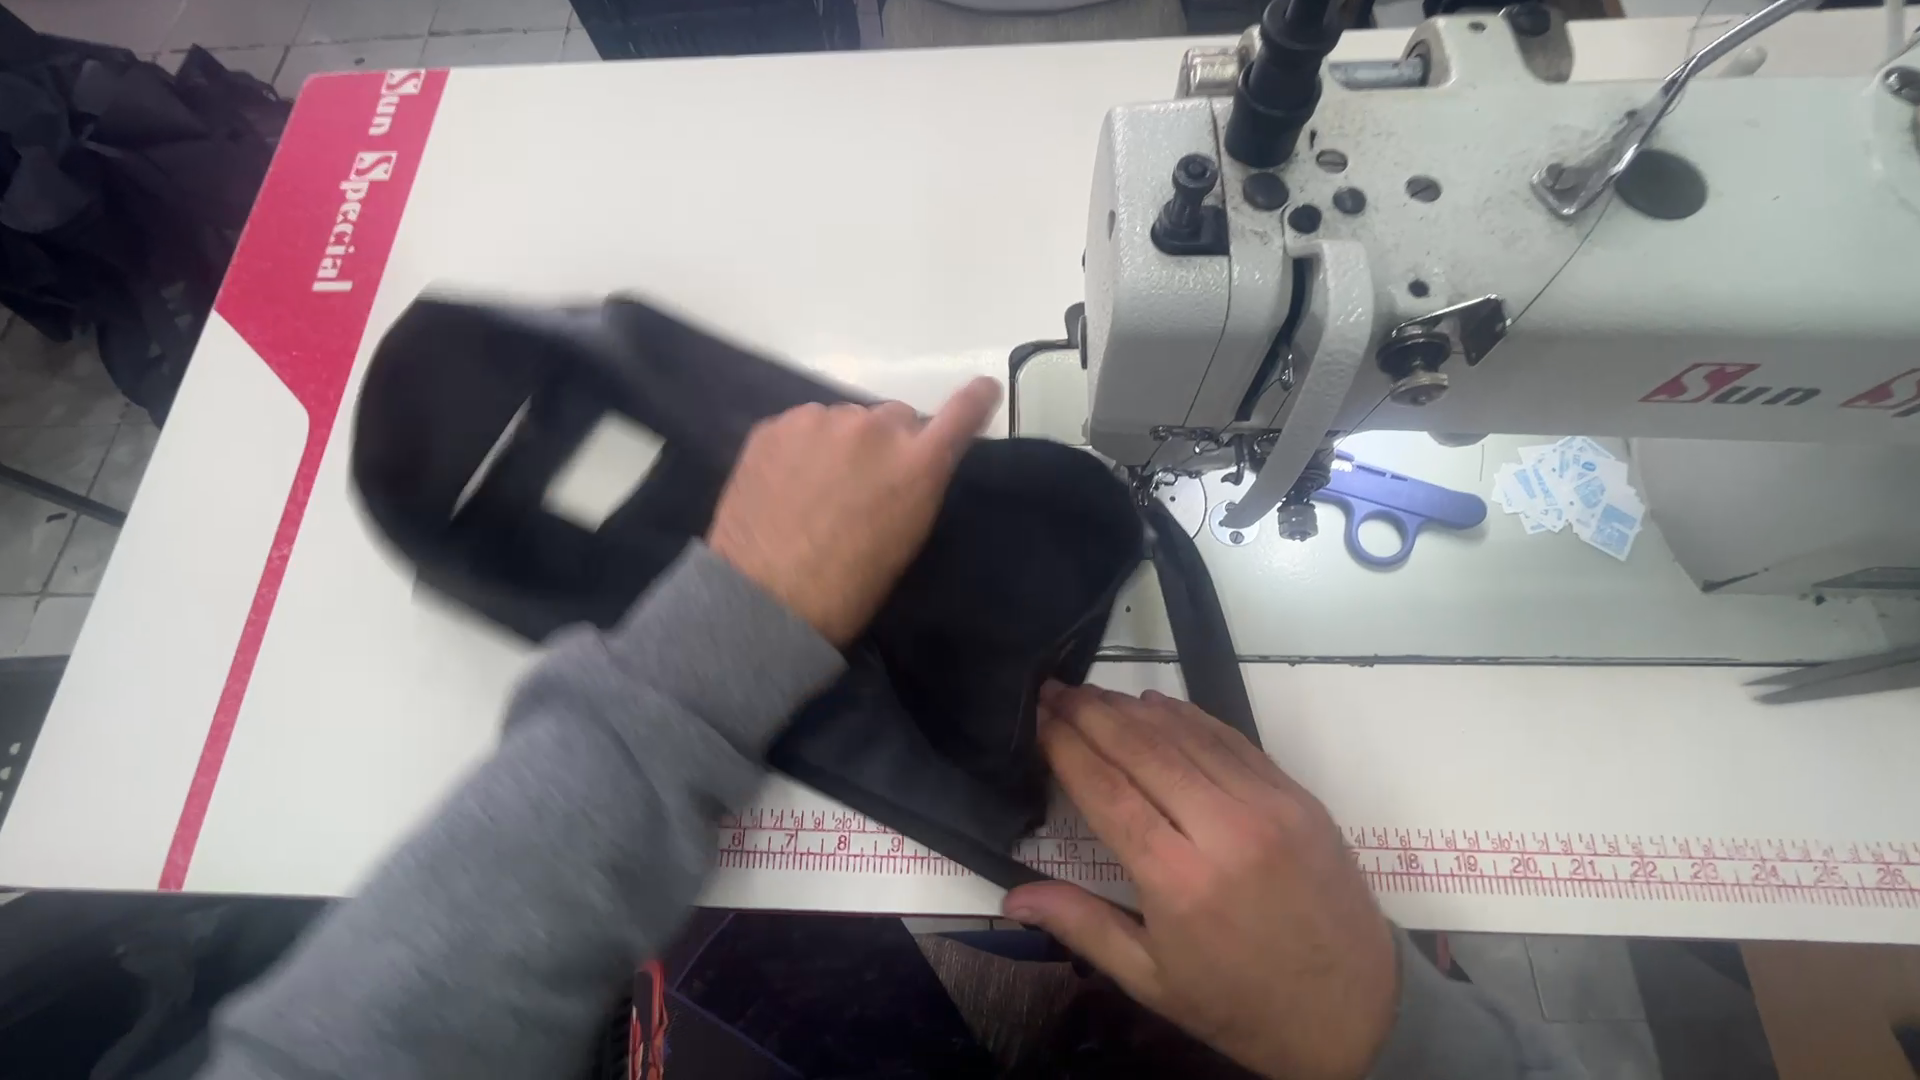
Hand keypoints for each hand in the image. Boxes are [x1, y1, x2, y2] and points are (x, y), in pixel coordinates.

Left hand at [707, 377, 1000, 646]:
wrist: (765, 600)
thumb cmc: (850, 586)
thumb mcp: (907, 536)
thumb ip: (918, 484)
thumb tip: (911, 462)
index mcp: (917, 463)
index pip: (962, 413)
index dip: (975, 399)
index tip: (982, 389)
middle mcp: (873, 428)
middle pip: (893, 417)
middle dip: (887, 442)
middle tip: (865, 483)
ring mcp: (819, 421)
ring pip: (843, 420)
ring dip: (840, 443)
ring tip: (817, 488)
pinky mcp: (774, 426)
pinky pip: (802, 427)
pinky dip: (801, 448)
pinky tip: (787, 483)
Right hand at [1004, 683, 1397, 1079]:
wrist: (1361, 1015)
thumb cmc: (1242, 1003)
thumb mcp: (1153, 980)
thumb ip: (1082, 925)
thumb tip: (1011, 897)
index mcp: (1179, 881)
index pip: (1106, 789)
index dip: (1065, 745)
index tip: (1037, 718)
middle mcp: (1222, 829)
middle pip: (1139, 748)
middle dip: (1088, 711)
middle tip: (1053, 688)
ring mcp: (1267, 804)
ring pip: (1183, 733)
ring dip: (1130, 706)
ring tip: (1090, 691)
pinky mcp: (1296, 794)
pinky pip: (1229, 737)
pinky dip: (1186, 714)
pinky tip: (1154, 702)